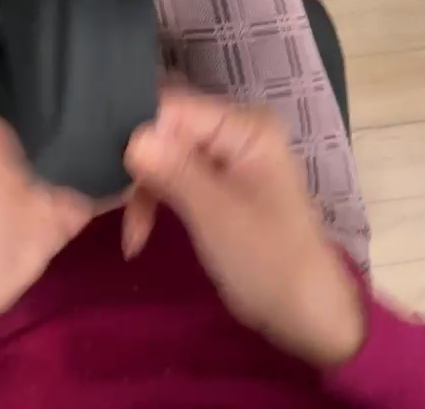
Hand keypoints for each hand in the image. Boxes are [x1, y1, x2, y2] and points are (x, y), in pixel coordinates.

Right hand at [122, 90, 366, 368]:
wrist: (310, 317)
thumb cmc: (270, 262)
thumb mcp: (217, 215)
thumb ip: (175, 170)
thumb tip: (132, 136)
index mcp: (245, 126)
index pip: (177, 108)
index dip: (142, 134)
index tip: (114, 171)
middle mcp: (236, 129)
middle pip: (167, 129)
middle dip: (139, 166)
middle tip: (114, 205)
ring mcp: (227, 155)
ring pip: (165, 154)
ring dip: (143, 191)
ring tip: (132, 235)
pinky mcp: (217, 180)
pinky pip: (174, 174)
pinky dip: (156, 200)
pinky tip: (139, 233)